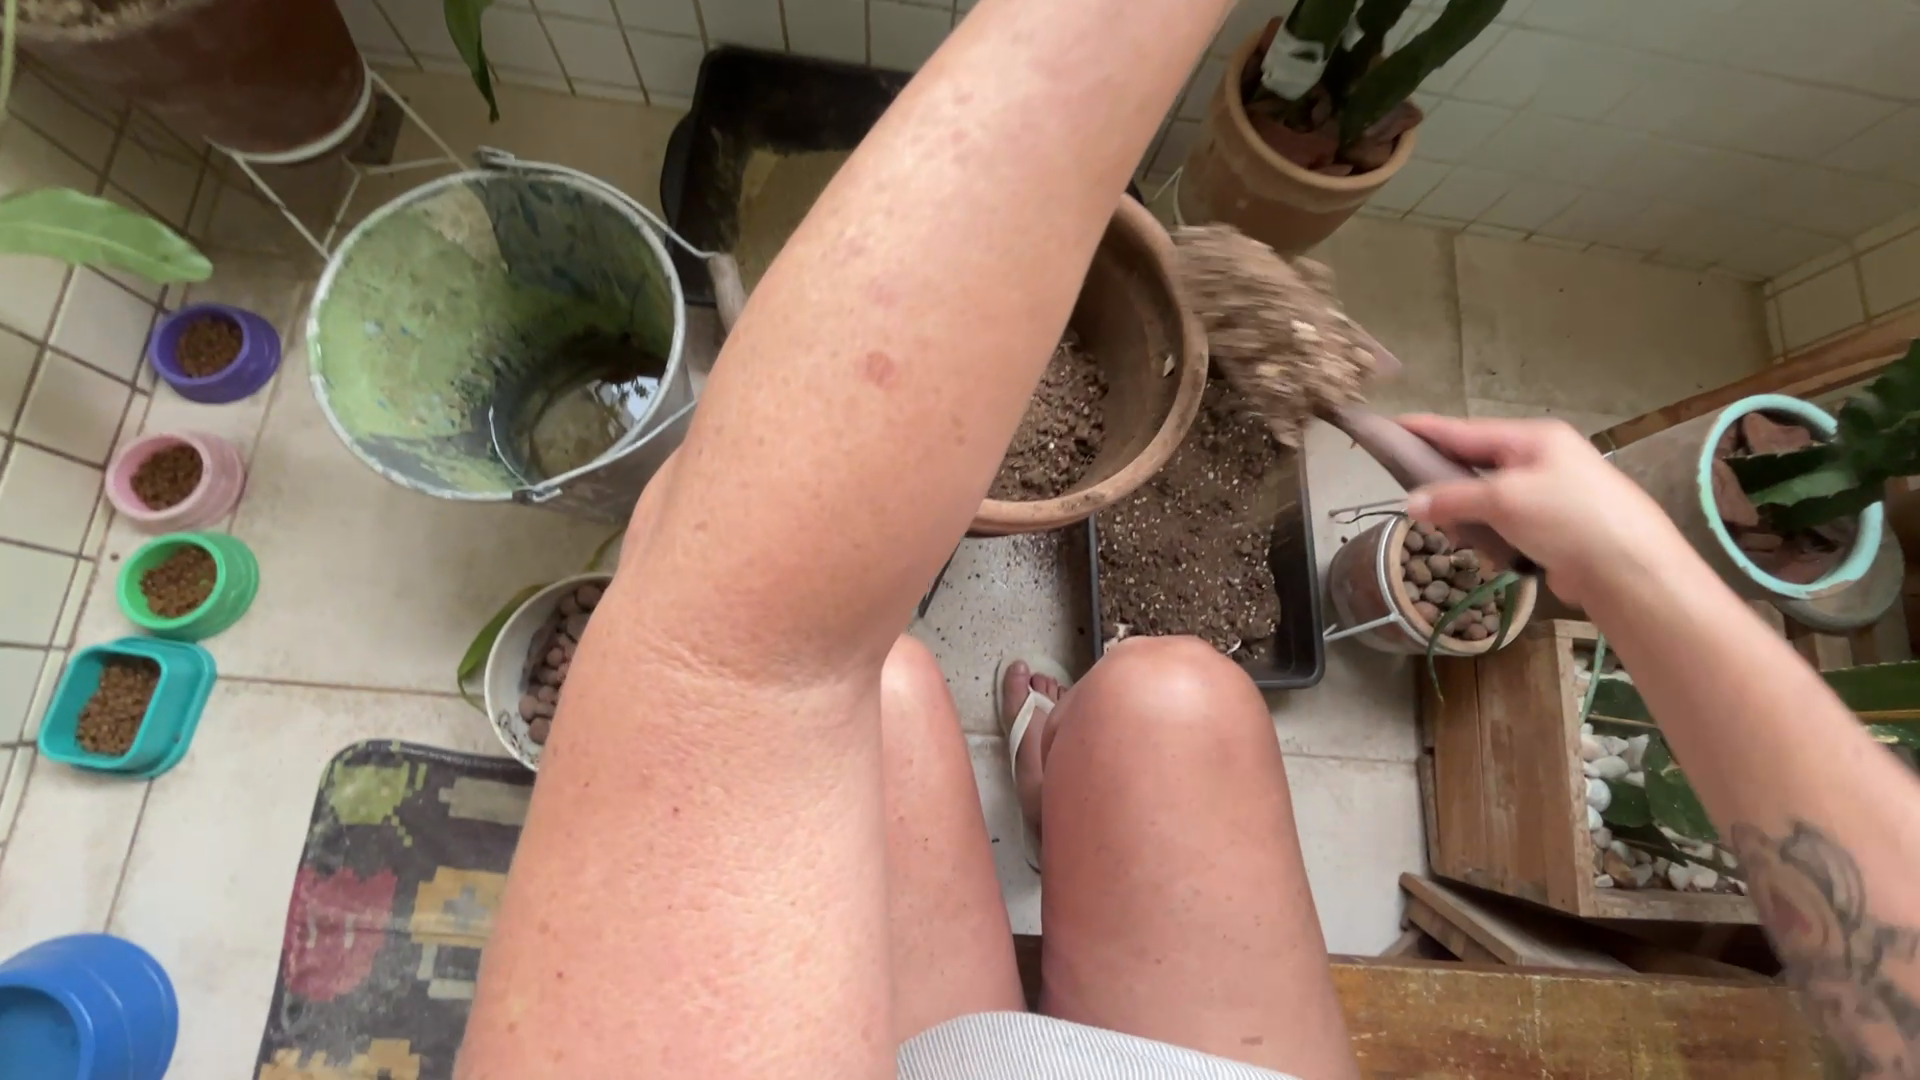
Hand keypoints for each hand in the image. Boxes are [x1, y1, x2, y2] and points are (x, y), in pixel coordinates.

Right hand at [1398, 414, 1694, 609]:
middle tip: (1406, 485)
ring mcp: (1546, 490)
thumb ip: (1451, 498)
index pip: (1463, 429)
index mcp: (1532, 438)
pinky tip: (1480, 544)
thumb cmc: (1569, 519)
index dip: (1424, 429)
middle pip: (1472, 461)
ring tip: (1448, 526)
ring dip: (1464, 511)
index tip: (1388, 425)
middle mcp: (1539, 458)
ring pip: (1482, 493)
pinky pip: (1499, 519)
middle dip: (1442, 477)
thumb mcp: (1502, 500)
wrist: (1630, 569)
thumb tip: (1410, 503)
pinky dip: (1484, 530)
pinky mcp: (1549, 522)